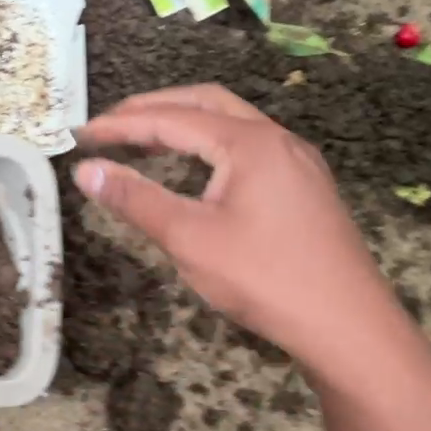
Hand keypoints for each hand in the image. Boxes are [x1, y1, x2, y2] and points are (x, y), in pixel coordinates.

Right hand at [72, 85, 417, 374]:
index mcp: (250, 144)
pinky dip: (207, 142)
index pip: (171, 120)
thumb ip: (134, 198)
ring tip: (140, 140)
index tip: (81, 135)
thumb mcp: (188, 238)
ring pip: (230, 122)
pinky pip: (246, 145)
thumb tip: (85, 170)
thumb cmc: (264, 279)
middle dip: (152, 107)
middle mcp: (277, 140)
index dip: (121, 125)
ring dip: (182, 122)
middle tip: (109, 124)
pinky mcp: (303, 186)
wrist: (349, 328)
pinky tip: (191, 167)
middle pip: (205, 103)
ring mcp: (296, 162)